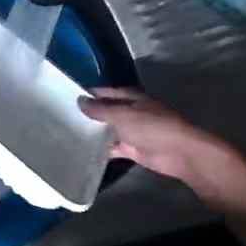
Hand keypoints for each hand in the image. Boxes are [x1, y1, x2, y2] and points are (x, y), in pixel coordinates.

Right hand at [79, 89, 245, 216]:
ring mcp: (134, 131)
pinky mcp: (135, 150)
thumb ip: (100, 110)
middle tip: (66, 117)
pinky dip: (103, 149)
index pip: (108, 92)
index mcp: (132, 97)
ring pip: (111, 130)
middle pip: (109, 111)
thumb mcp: (122, 115)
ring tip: (71, 134)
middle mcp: (133, 112)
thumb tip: (81, 100)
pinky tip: (86, 152)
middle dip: (92, 113)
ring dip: (97, 132)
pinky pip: (115, 147)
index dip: (92, 93)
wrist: (179, 152)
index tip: (71, 96)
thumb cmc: (152, 127)